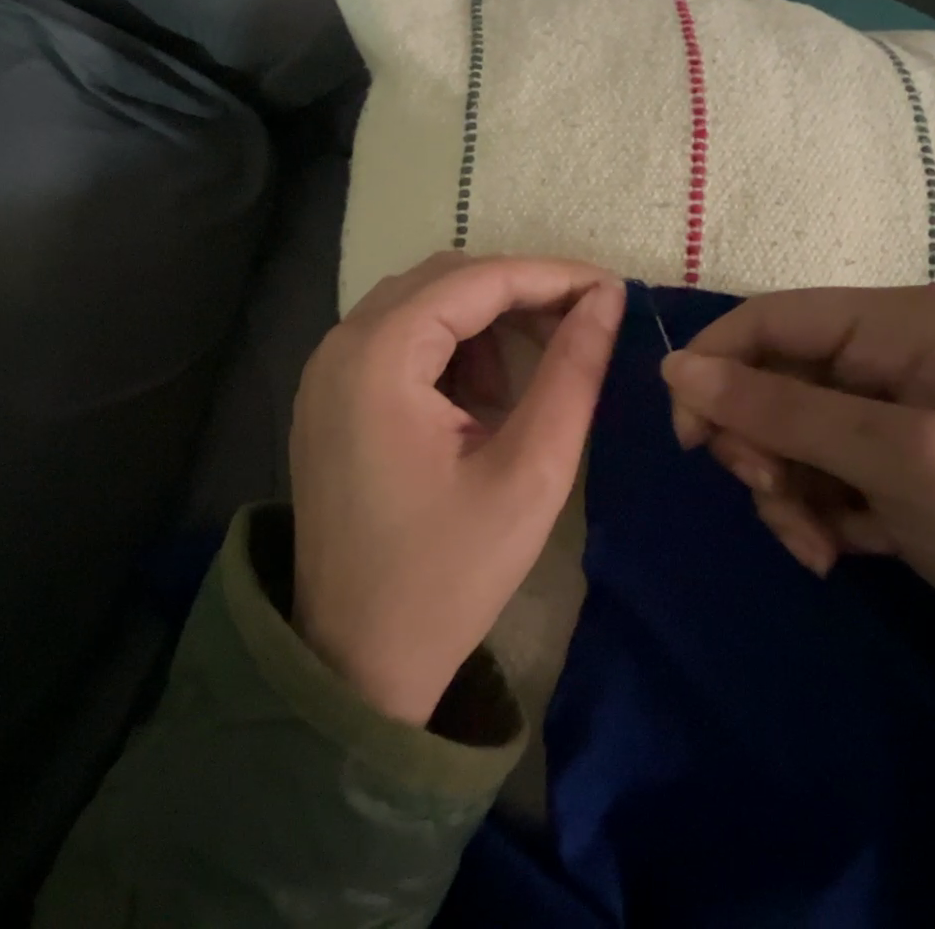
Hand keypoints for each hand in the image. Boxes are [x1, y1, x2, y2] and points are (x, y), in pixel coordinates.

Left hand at [289, 253, 624, 725]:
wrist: (359, 657)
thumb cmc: (450, 574)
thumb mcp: (531, 473)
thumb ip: (572, 374)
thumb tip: (606, 300)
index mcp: (378, 359)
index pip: (474, 280)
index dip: (550, 275)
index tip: (612, 290)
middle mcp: (337, 349)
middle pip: (439, 283)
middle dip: (515, 297)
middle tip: (579, 329)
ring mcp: (322, 377)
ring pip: (415, 311)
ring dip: (479, 329)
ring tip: (523, 389)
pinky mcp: (326, 405)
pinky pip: (392, 348)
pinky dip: (445, 357)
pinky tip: (476, 409)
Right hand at [659, 286, 934, 686]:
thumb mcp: (897, 457)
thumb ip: (780, 409)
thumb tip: (673, 367)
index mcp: (900, 323)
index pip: (767, 320)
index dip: (713, 370)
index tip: (689, 441)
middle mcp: (887, 356)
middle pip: (768, 381)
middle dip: (757, 444)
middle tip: (773, 493)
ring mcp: (887, 415)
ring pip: (781, 436)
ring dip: (781, 491)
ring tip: (816, 544)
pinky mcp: (886, 468)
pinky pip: (811, 476)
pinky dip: (811, 514)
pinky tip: (838, 553)